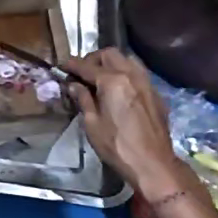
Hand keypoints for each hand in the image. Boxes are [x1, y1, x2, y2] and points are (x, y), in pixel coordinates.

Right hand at [61, 49, 184, 199]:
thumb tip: (73, 85)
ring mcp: (146, 82)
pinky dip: (125, 74)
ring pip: (127, 60)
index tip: (62, 66)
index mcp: (112, 81)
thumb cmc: (117, 146)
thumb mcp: (92, 124)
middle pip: (110, 54)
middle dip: (93, 59)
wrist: (152, 163)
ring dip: (112, 63)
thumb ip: (83, 99)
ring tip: (101, 78)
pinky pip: (138, 73)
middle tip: (82, 73)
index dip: (72, 65)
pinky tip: (119, 90)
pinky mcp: (155, 93)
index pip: (87, 66)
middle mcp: (131, 75)